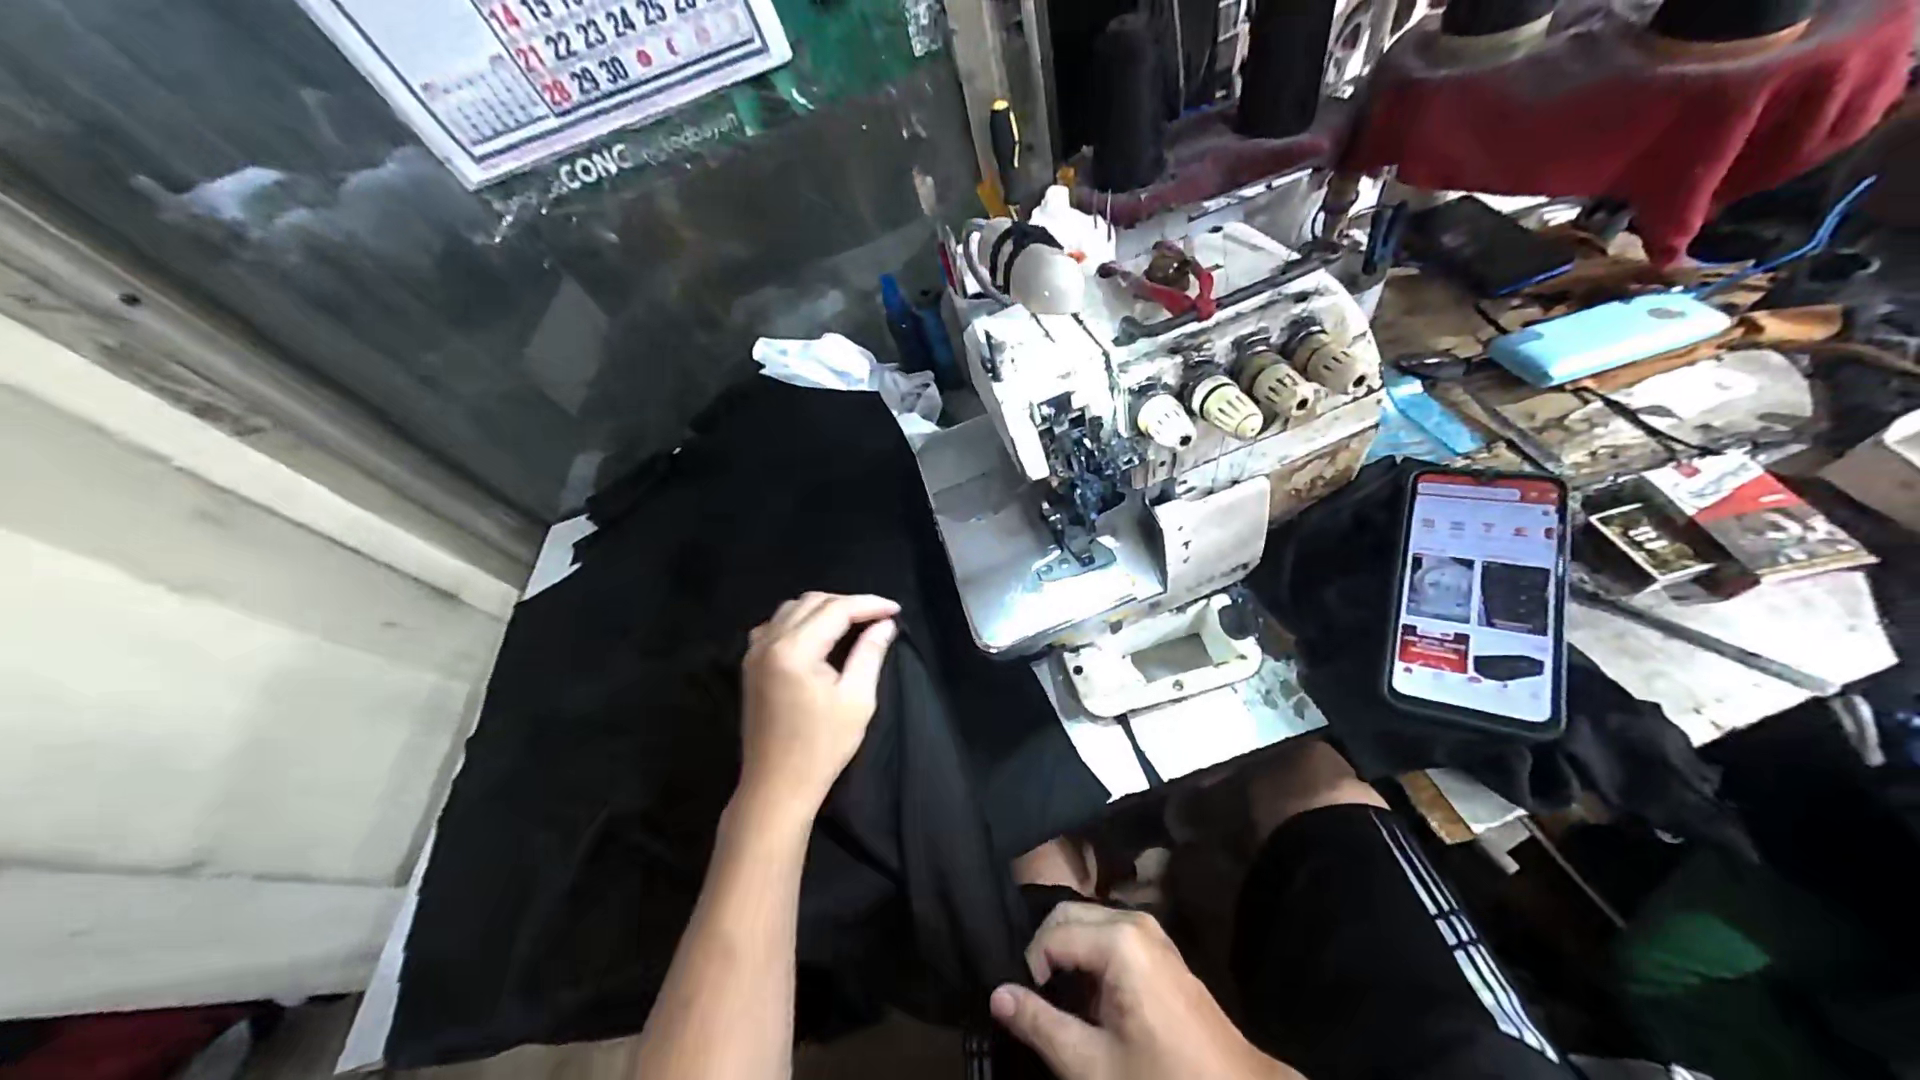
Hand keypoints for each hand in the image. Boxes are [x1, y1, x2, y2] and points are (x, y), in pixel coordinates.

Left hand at [738, 592, 899, 818]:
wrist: (776, 786)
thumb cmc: (821, 747)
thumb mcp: (857, 699)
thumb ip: (870, 653)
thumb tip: (885, 624)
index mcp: (794, 650)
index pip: (836, 609)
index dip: (869, 604)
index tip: (896, 610)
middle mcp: (768, 642)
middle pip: (813, 601)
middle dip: (848, 603)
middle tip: (878, 617)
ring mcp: (754, 652)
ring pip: (792, 609)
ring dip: (824, 608)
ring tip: (854, 621)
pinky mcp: (750, 664)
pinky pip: (776, 625)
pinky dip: (801, 620)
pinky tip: (818, 634)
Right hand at [990, 903, 1298, 1079]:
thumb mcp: (1092, 1066)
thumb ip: (1040, 1025)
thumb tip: (997, 994)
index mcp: (1118, 939)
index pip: (1050, 936)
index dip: (1029, 971)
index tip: (1027, 1012)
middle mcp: (1134, 920)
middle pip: (1068, 917)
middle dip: (1045, 955)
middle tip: (1036, 1004)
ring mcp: (1151, 932)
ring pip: (1088, 924)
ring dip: (1067, 957)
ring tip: (1060, 1006)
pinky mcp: (1160, 948)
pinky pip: (1110, 935)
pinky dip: (1090, 959)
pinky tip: (1091, 1003)